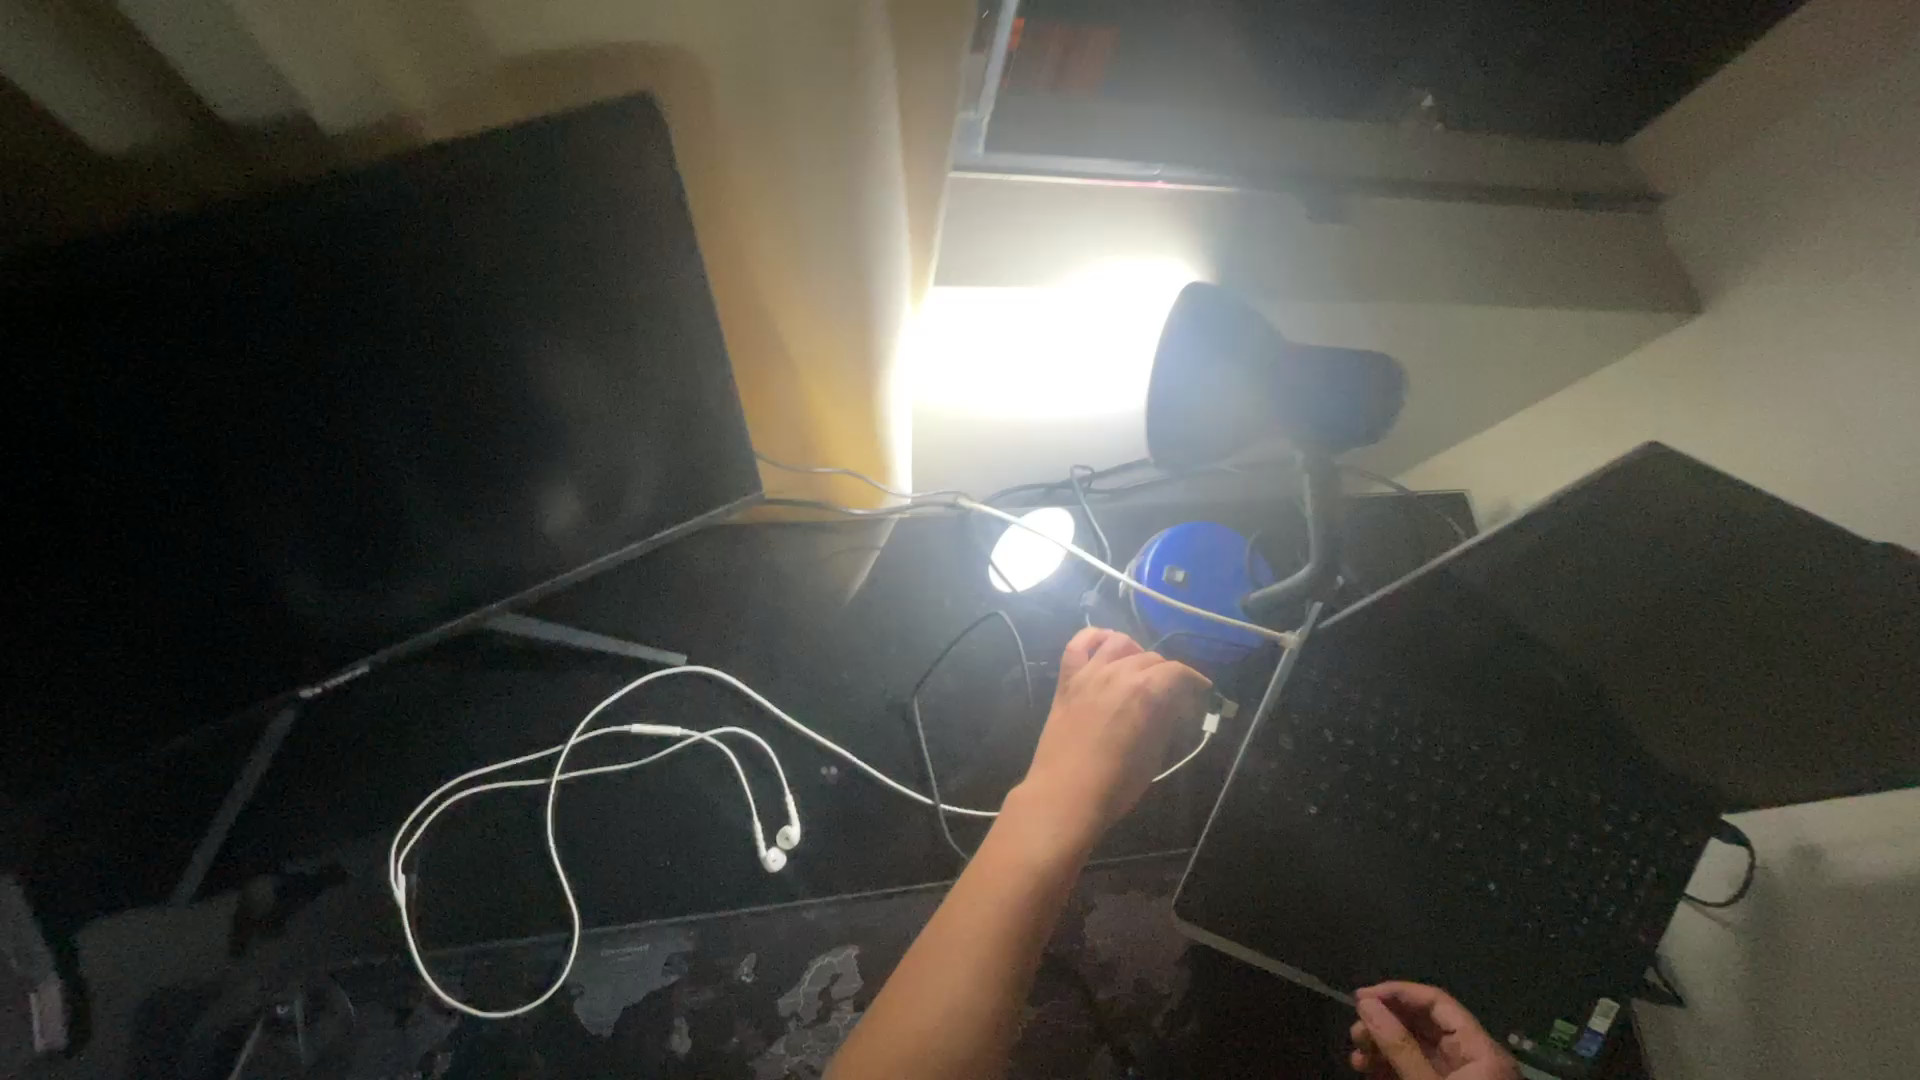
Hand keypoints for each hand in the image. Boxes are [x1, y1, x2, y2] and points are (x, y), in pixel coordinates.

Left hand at [1013, 628, 1210, 849]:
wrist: (1065, 796)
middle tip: (1172, 691)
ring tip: (1140, 667)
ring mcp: (1088, 674)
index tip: (1201, 690)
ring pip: (1117, 642)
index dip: (1194, 680)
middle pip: (1150, 658)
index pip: (1177, 672)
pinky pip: (1077, 645)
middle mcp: (1118, 673)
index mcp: (1145, 692)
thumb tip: (1176, 703)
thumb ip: (1167, 720)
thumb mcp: (1154, 754)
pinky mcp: (1066, 681)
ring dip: (1134, 651)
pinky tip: (1103, 642)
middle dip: (1167, 672)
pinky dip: (1092, 637)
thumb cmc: (1116, 784)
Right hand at [1349, 983, 1517, 1079]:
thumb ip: (1399, 1046)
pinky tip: (1366, 1069)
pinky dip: (1391, 1066)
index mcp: (1483, 1052)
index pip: (1436, 1002)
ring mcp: (1462, 1078)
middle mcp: (1474, 1059)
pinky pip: (1417, 1069)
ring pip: (1416, 1048)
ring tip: (1356, 1054)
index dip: (1396, 993)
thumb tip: (1365, 1001)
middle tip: (1355, 1031)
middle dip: (1384, 1023)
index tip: (1360, 998)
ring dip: (1382, 1046)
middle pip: (1424, 1024)